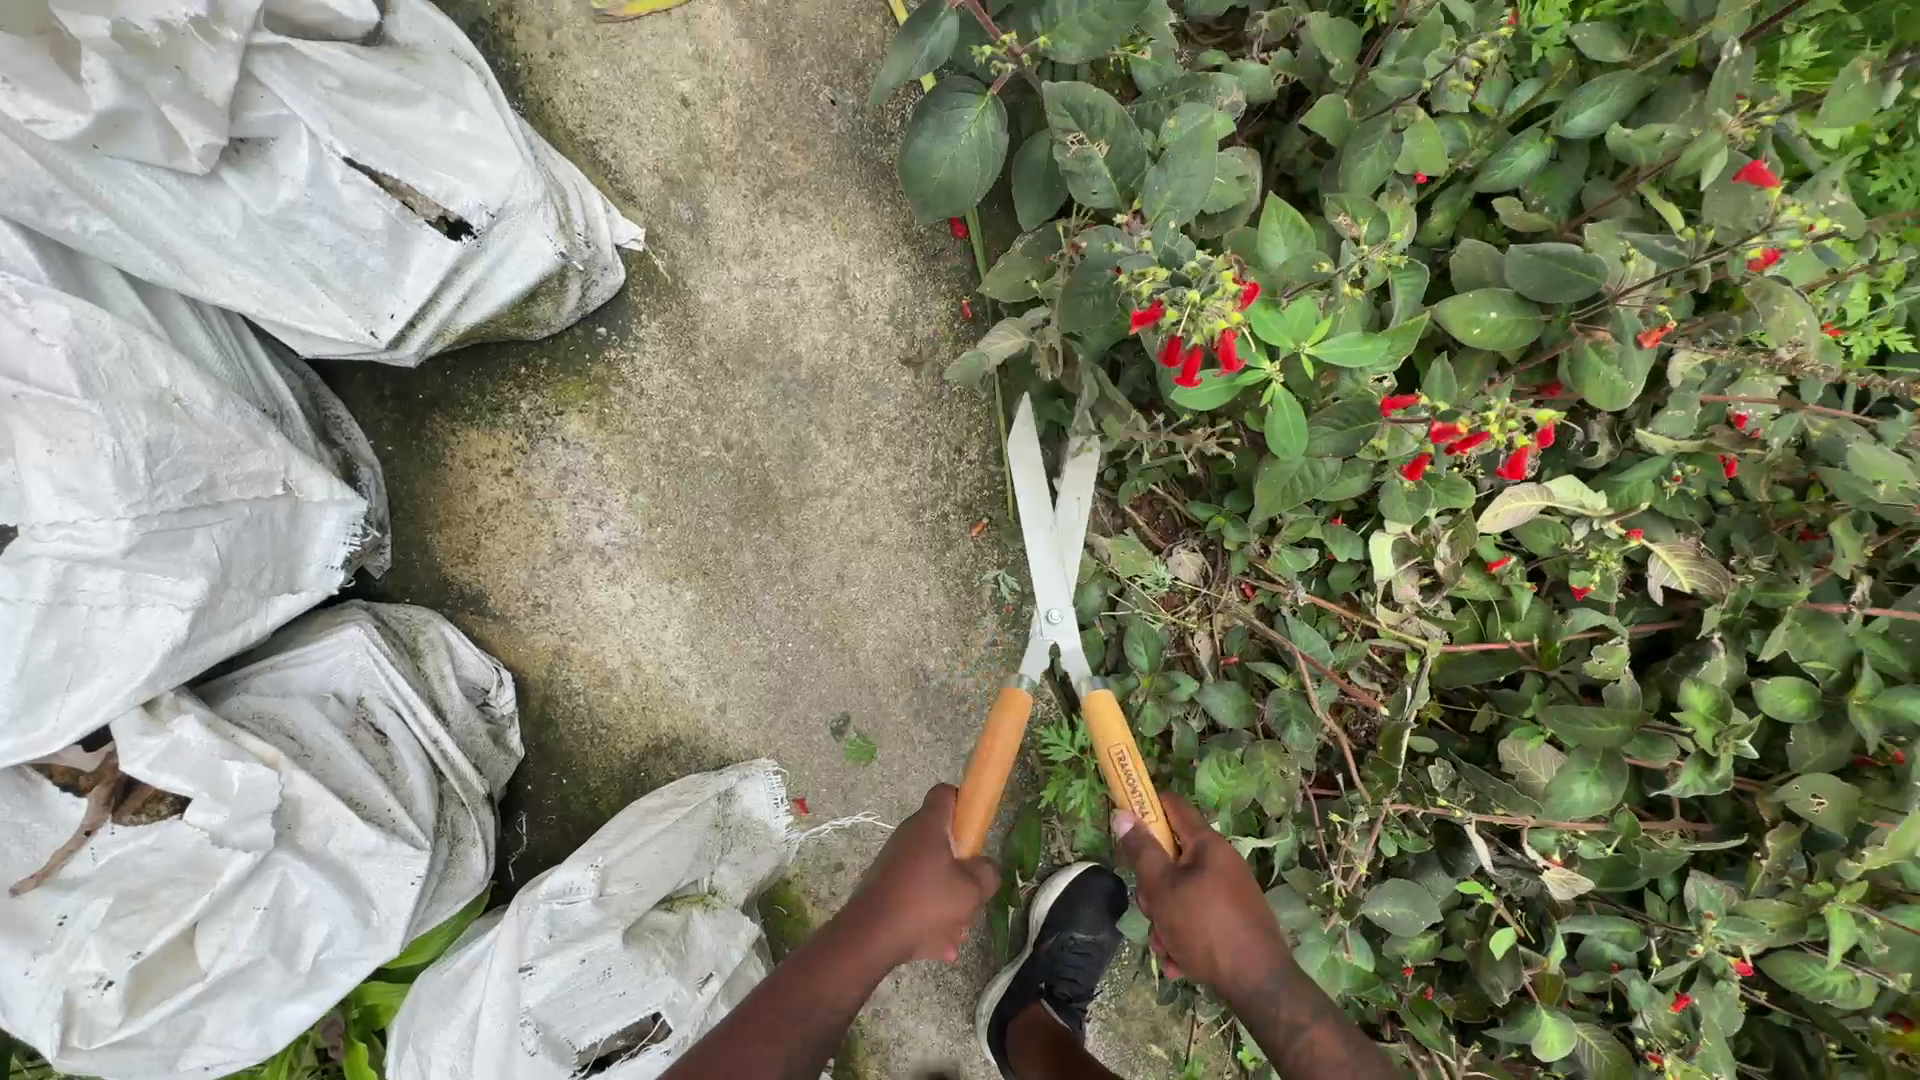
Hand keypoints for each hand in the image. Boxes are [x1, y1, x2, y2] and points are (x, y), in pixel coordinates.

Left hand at [841, 783, 999, 964]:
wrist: (869, 937)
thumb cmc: (924, 903)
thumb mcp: (971, 891)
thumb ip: (987, 874)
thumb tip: (985, 868)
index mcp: (928, 826)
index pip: (946, 793)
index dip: (964, 803)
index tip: (976, 829)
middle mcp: (908, 838)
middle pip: (942, 841)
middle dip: (961, 869)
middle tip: (971, 890)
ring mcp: (893, 864)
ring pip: (931, 875)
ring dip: (948, 901)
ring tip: (958, 931)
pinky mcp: (884, 889)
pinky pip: (916, 897)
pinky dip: (930, 918)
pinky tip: (941, 946)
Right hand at [1114, 794, 1292, 999]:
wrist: (1260, 984)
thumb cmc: (1204, 926)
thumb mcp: (1162, 887)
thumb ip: (1140, 850)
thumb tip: (1122, 813)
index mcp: (1206, 844)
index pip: (1172, 804)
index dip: (1145, 806)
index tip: (1125, 823)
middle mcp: (1221, 862)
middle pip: (1172, 857)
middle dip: (1152, 885)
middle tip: (1149, 907)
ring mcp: (1229, 892)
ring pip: (1181, 893)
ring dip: (1165, 918)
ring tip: (1165, 947)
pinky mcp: (1233, 919)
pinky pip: (1197, 917)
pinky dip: (1183, 936)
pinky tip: (1179, 962)